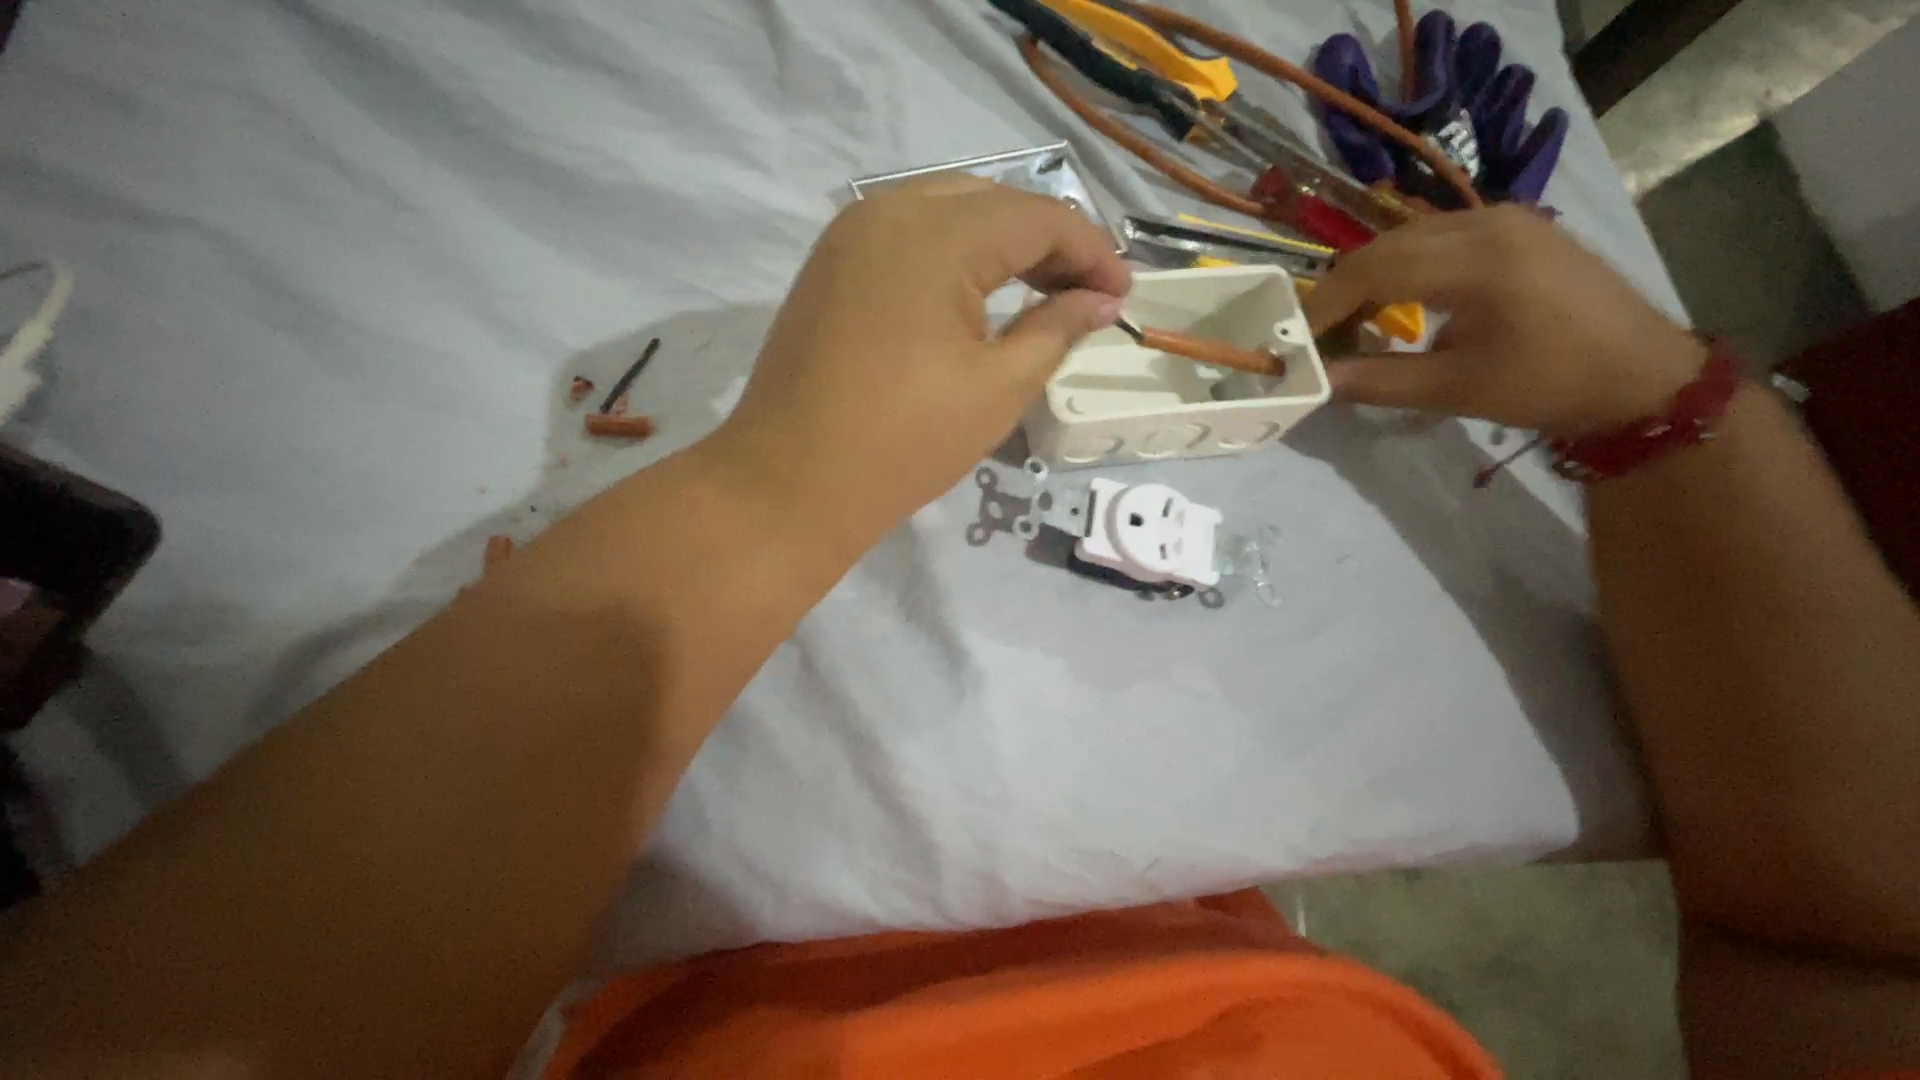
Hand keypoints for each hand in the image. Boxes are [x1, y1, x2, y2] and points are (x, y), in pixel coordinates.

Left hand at [708, 176, 1129, 545]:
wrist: (789, 483)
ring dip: (1000, 243)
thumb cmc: (903, 443)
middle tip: (1083, 295)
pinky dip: (952, 252)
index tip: (1122, 294)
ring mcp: (851, 233)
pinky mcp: (830, 263)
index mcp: (936, 235)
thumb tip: (1100, 299)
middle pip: (992, 201)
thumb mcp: (998, 388)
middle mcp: (889, 210)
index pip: (1036, 215)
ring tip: (1038, 293)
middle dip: (1048, 241)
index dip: (1090, 250)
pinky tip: (974, 294)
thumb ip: (1056, 329)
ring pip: (947, 210)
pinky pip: (907, 233)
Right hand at [1304, 206, 1707, 436]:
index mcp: (1480, 260)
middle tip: (1315, 334)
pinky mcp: (1516, 227)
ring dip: (1369, 276)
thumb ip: (1377, 381)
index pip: (1373, 268)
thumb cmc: (1549, 386)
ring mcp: (1507, 219)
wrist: (1643, 375)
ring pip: (1408, 237)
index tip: (1294, 338)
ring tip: (1349, 322)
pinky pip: (1437, 237)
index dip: (1324, 304)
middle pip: (1385, 246)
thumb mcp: (1454, 390)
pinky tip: (1395, 301)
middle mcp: (1490, 223)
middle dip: (1341, 290)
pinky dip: (1403, 267)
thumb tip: (1315, 380)